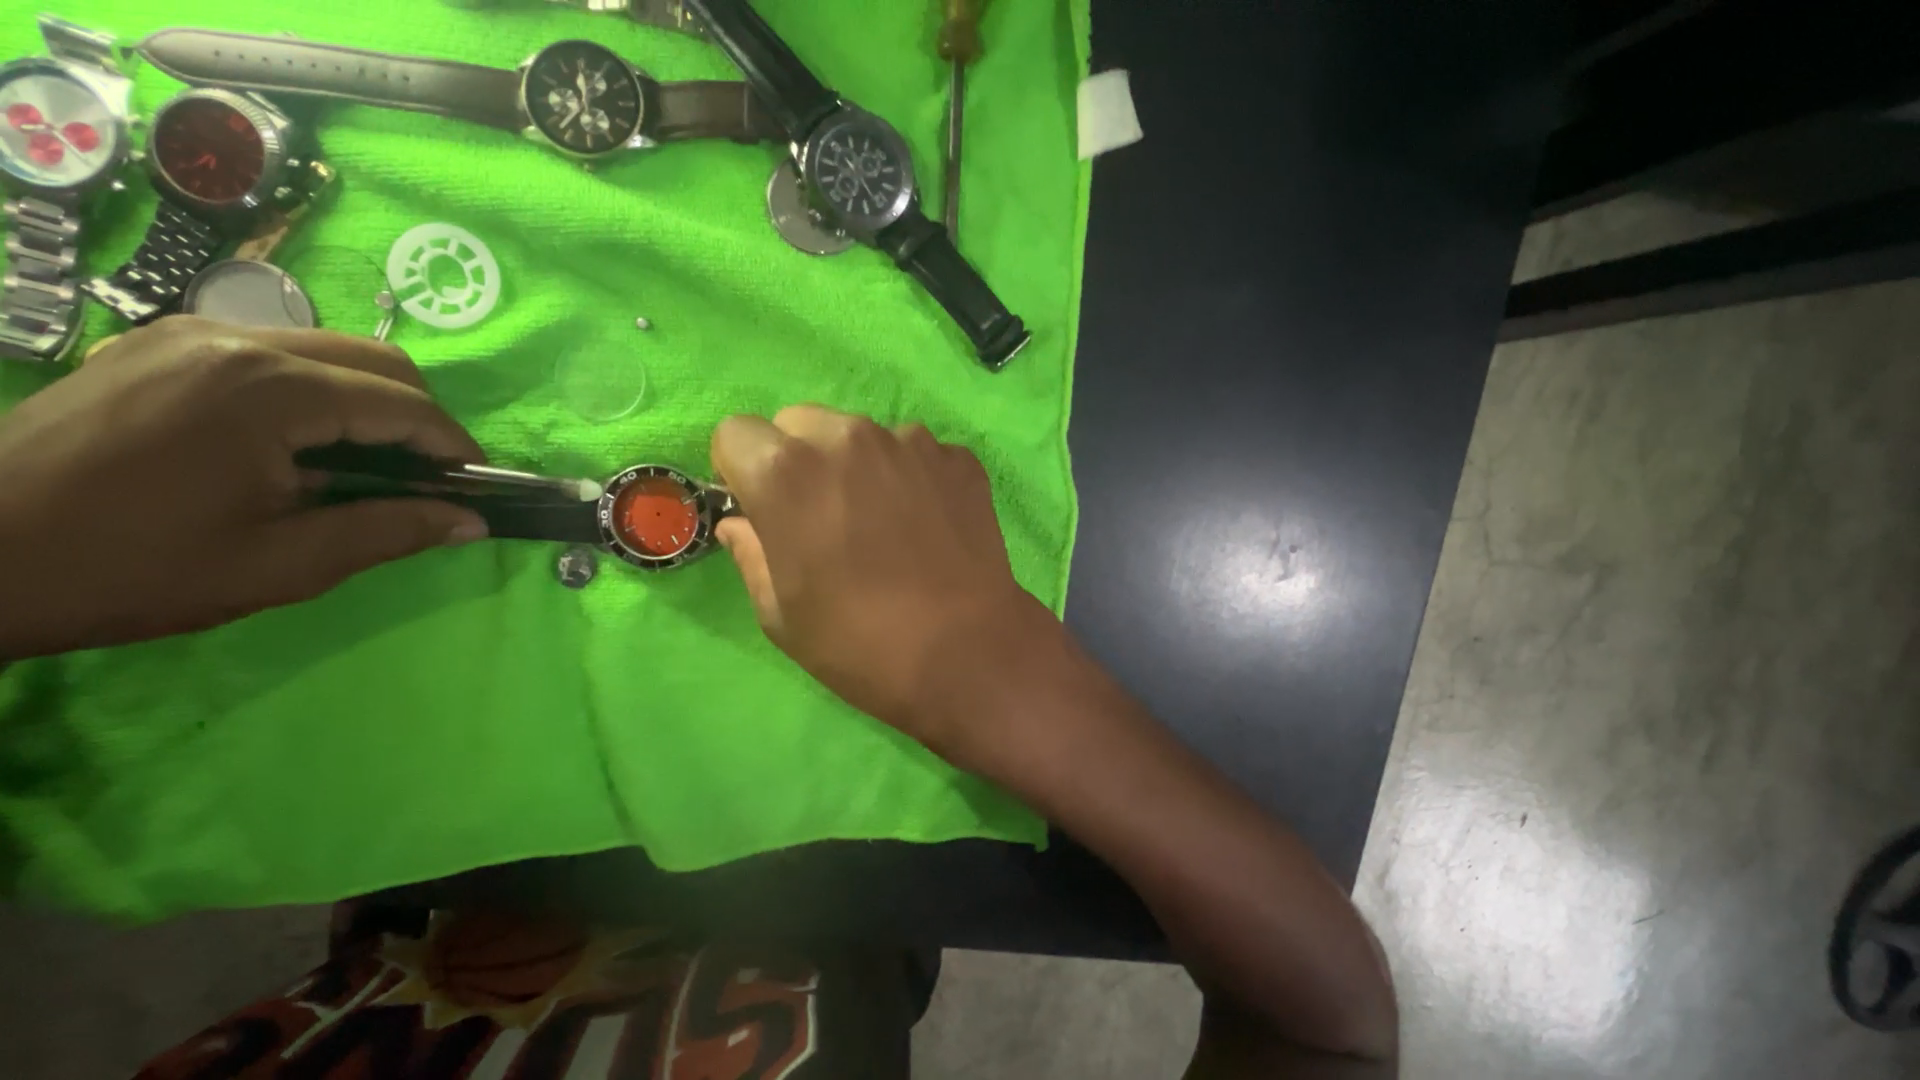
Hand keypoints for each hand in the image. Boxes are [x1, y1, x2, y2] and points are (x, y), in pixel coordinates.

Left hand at [0, 316, 487, 658]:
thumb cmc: (126, 570)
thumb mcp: (277, 565)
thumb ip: (387, 532)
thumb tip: (470, 522)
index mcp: (265, 390)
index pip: (403, 405)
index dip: (454, 447)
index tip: (476, 489)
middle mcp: (234, 339)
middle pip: (376, 360)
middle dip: (420, 418)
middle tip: (426, 480)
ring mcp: (189, 333)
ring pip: (328, 350)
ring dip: (369, 402)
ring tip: (365, 467)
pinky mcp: (159, 344)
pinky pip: (274, 353)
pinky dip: (315, 392)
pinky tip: (299, 445)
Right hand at [710, 404, 1054, 760]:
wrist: (967, 652)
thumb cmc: (858, 643)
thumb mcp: (780, 614)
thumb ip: (750, 554)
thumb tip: (741, 525)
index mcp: (785, 471)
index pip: (736, 433)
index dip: (741, 471)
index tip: (761, 508)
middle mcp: (845, 437)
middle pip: (799, 423)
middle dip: (797, 459)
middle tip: (820, 516)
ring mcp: (908, 442)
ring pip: (860, 434)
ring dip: (857, 465)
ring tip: (881, 523)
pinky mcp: (956, 458)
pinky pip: (915, 452)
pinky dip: (910, 477)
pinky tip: (925, 527)